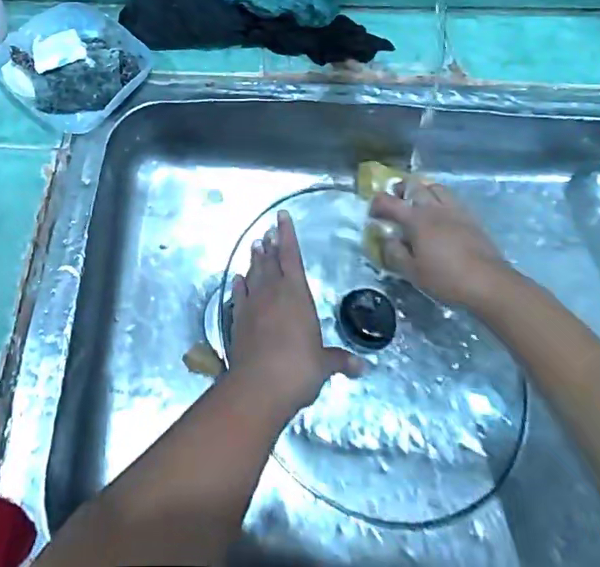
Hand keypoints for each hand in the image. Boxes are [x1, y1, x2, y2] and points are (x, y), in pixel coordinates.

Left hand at [227, 211, 360, 414]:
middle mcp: (272, 292)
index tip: (281, 216)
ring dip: (255, 260)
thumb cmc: (299, 368)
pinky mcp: (237, 318)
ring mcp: (252, 304)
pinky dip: (240, 284)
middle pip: (270, 262)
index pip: (291, 257)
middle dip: (270, 245)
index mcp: (296, 295)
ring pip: (253, 274)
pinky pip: (239, 294)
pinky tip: (239, 278)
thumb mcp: (324, 364)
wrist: (259, 383)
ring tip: (255, 245)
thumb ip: (339, 360)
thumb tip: (362, 366)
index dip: (287, 235)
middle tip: (267, 231)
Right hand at [369, 181, 512, 307]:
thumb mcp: (412, 272)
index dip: (376, 205)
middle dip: (401, 189)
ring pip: (436, 188)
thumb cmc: (447, 279)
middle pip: (415, 185)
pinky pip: (453, 200)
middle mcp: (434, 209)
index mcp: (416, 219)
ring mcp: (456, 211)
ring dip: (424, 191)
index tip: (373, 215)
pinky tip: (443, 217)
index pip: (388, 202)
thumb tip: (386, 239)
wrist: (491, 284)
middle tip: (397, 201)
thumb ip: (394, 253)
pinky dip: (442, 201)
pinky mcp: (473, 219)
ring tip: (420, 204)